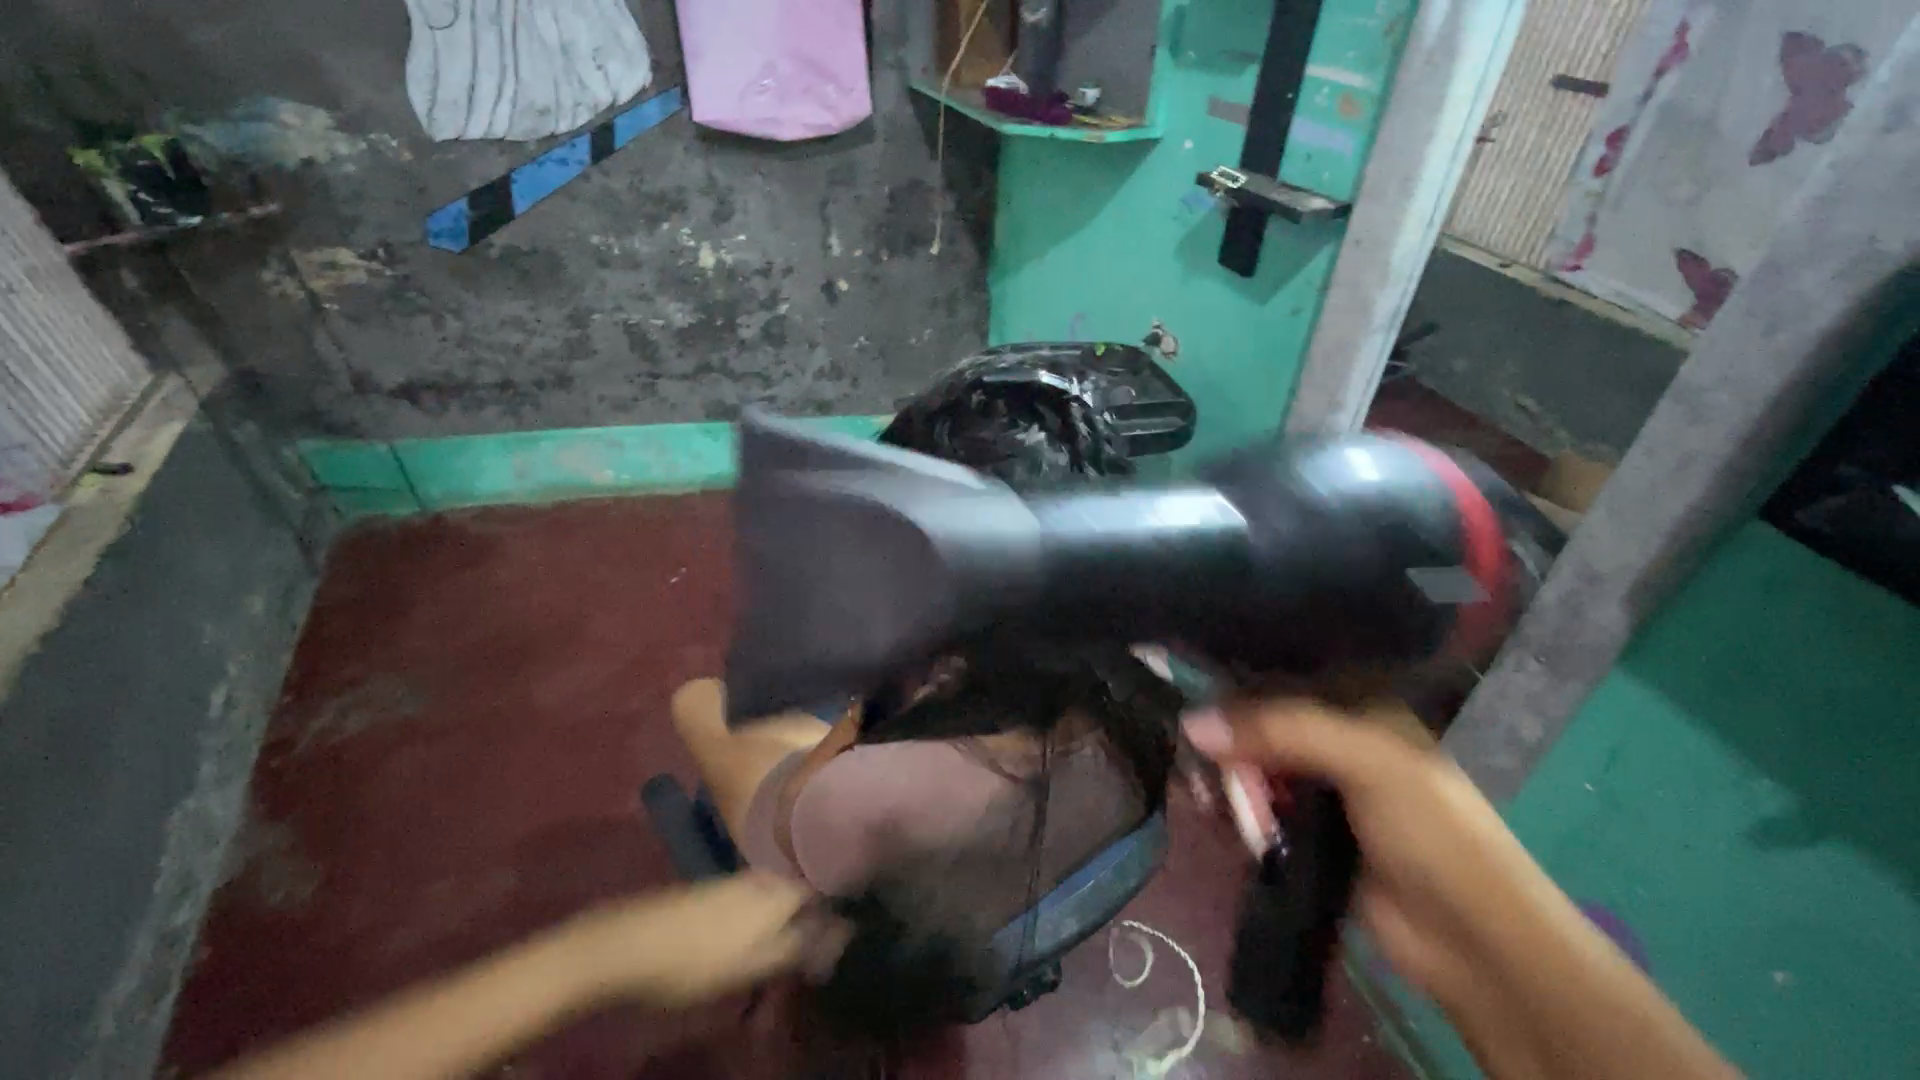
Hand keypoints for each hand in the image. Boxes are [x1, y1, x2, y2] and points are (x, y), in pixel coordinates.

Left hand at [562, 874, 847, 1008]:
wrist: (627, 944)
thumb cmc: (695, 961)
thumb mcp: (753, 964)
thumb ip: (799, 947)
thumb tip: (844, 931)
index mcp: (777, 892)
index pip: (823, 893)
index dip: (837, 912)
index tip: (847, 932)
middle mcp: (761, 877)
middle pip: (800, 889)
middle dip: (814, 909)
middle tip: (821, 937)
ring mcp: (734, 880)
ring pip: (777, 889)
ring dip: (789, 909)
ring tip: (794, 934)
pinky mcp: (712, 890)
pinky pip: (756, 893)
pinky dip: (766, 909)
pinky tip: (758, 928)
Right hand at [1181, 699, 1560, 1007]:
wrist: (1473, 941)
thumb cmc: (1432, 833)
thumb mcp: (1365, 762)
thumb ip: (1282, 732)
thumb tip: (1192, 723)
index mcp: (1359, 714)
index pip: (1283, 688)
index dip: (1238, 699)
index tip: (1197, 717)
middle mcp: (1336, 749)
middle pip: (1260, 735)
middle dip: (1231, 752)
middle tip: (1215, 777)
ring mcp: (1322, 800)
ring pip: (1254, 778)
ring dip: (1232, 790)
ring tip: (1219, 807)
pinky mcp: (1306, 845)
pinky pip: (1258, 821)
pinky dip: (1238, 821)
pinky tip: (1221, 823)